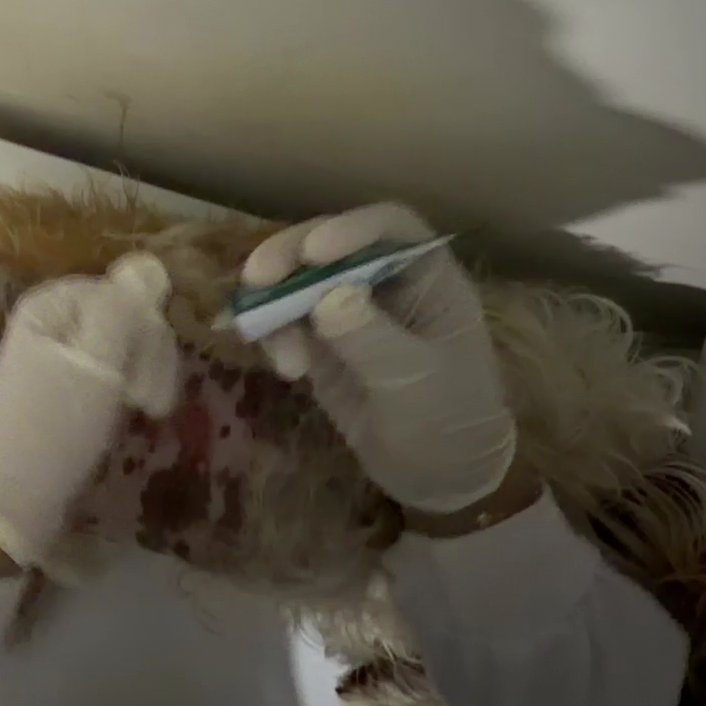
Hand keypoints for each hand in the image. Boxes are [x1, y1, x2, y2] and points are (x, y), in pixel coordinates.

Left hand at [0, 253, 179, 565]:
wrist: (9, 498)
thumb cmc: (53, 425)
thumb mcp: (94, 362)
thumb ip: (123, 309)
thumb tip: (148, 264)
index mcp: (52, 303)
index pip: (124, 293)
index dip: (148, 331)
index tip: (152, 378)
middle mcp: (53, 321)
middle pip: (125, 317)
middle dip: (148, 356)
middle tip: (150, 403)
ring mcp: (58, 355)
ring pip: (124, 346)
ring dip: (143, 376)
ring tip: (142, 412)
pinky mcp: (65, 387)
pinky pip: (110, 372)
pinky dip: (126, 391)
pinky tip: (129, 413)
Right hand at [242, 203, 517, 515]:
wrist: (436, 477)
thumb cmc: (448, 421)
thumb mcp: (417, 381)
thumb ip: (373, 337)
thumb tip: (328, 297)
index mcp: (425, 277)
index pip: (389, 228)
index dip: (350, 229)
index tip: (313, 252)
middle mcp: (380, 281)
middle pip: (326, 245)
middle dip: (288, 257)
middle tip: (256, 279)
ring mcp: (344, 307)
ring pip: (295, 278)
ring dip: (273, 301)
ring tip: (276, 347)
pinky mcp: (316, 337)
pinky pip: (282, 318)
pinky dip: (273, 335)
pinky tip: (287, 370)